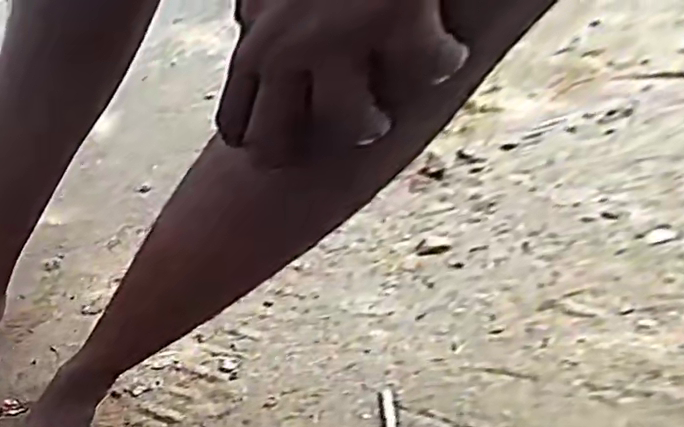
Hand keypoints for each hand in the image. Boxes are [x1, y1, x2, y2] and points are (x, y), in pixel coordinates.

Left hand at [217, 0, 468, 166]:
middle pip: (274, 142)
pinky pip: (419, 69)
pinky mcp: (398, 14)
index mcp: (250, 50)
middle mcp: (282, 55)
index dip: (254, 142)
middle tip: (322, 148)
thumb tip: (248, 19)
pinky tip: (447, 58)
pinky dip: (438, 67)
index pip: (236, 126)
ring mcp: (337, 38)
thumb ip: (260, 8)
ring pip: (345, 121)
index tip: (276, 141)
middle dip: (296, 154)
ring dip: (367, 126)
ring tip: (380, 121)